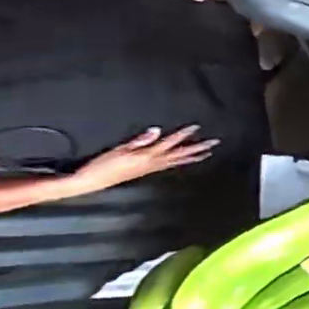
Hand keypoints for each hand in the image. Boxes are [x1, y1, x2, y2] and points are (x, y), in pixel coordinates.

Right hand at [66, 126, 219, 192]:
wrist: (92, 182)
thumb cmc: (102, 164)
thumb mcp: (119, 150)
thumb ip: (139, 141)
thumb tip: (156, 130)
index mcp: (147, 155)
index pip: (170, 142)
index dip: (183, 134)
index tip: (196, 127)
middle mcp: (154, 162)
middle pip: (181, 153)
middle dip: (199, 147)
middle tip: (215, 142)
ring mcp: (153, 168)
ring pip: (179, 160)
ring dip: (194, 156)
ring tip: (208, 152)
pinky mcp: (149, 171)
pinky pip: (172, 165)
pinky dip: (183, 161)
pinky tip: (187, 160)